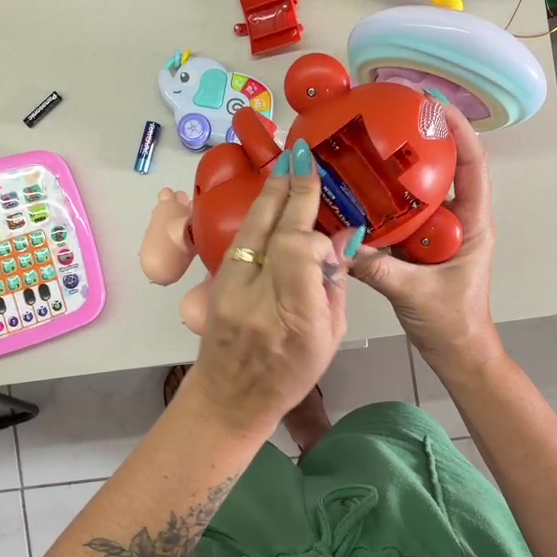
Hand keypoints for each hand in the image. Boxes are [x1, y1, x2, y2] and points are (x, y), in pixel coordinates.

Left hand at [181, 140, 358, 438]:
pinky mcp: (215, 285)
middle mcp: (257, 299)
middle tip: (303, 157)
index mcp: (294, 319)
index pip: (298, 251)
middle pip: (272, 232)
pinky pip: (240, 241)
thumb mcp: (329, 338)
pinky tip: (269, 198)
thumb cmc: (288, 377)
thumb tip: (341, 236)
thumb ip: (334, 285)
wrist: (229, 399)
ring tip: (286, 165)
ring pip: (250, 230)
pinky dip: (257, 216)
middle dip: (289, 191)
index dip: (312, 227)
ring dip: (270, 195)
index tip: (327, 219)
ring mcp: (229, 290)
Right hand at [349, 104, 502, 362]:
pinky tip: (357, 193)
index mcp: (471, 225)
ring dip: (400, 169)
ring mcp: (438, 233)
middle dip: (423, 141)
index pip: (472, 167)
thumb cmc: (451, 324)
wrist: (457, 354)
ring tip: (370, 147)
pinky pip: (403, 215)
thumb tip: (341, 243)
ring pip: (421, 191)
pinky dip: (384, 201)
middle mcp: (457, 221)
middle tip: (391, 118)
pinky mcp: (419, 247)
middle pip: (445, 169)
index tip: (434, 106)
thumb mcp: (414, 294)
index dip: (458, 133)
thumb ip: (378, 269)